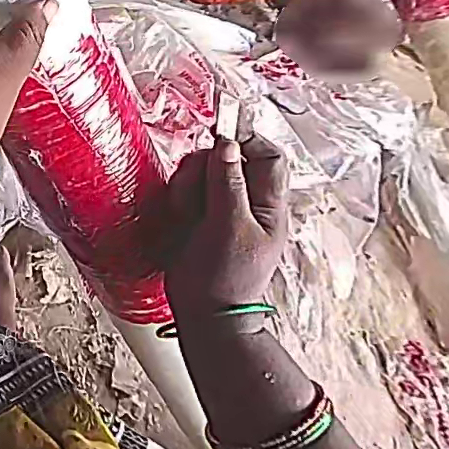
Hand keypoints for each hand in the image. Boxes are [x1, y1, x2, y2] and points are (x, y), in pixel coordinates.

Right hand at [145, 136, 287, 321]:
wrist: (204, 309)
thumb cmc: (226, 273)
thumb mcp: (230, 226)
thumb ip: (228, 184)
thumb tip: (227, 143)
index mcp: (269, 204)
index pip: (267, 156)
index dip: (246, 141)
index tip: (217, 139)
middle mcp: (246, 201)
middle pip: (225, 160)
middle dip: (205, 168)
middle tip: (195, 190)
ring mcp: (218, 208)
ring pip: (200, 173)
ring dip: (188, 185)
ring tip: (187, 212)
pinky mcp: (195, 215)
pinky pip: (184, 190)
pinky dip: (179, 197)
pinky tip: (180, 216)